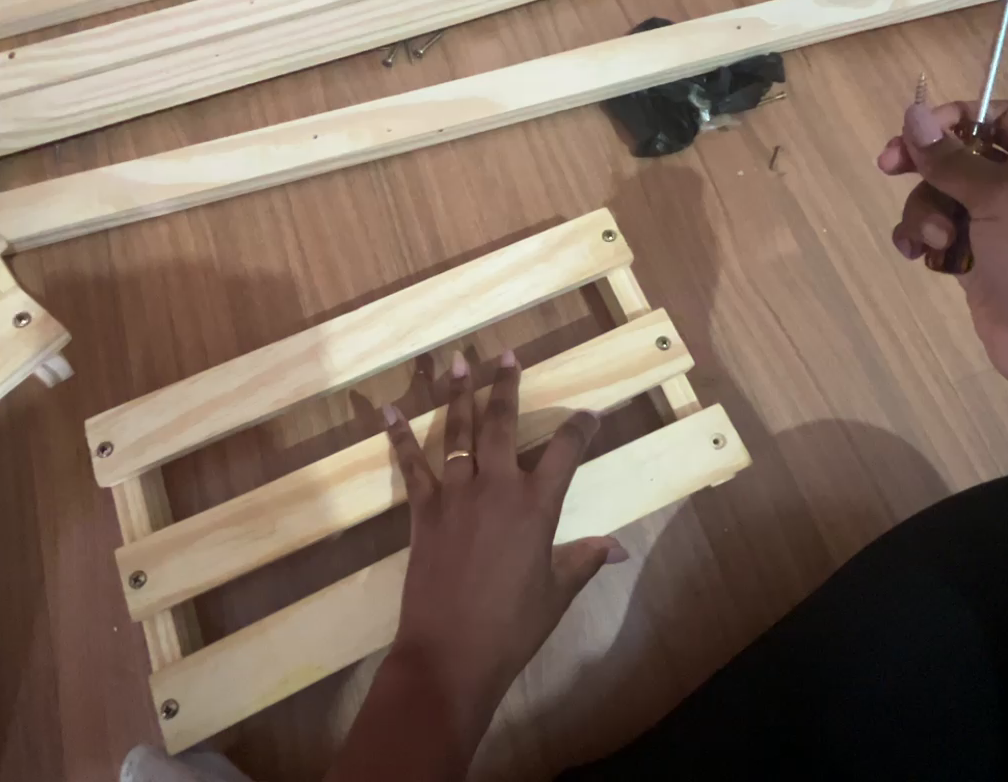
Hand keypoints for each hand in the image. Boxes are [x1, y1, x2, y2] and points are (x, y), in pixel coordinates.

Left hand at [381, 351, 625, 742]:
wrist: (451, 654)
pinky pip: (411, 464)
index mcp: (537, 505)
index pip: (567, 451)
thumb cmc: (512, 627)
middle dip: (506, 385)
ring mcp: (456, 493)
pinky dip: (400, 435)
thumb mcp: (557, 592)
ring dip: (458, 395)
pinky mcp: (423, 508)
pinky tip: (389, 410)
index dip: (581, 427)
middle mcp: (497, 486)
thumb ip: (584, 560)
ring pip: (458, 432)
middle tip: (506, 353)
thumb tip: (617, 548)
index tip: (591, 412)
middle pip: (503, 423)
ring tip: (459, 362)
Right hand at [876, 99, 1007, 402]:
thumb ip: (952, 159)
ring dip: (924, 213)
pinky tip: (917, 256)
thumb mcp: (1004, 198)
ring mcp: (1002, 228)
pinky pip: (938, 236)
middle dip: (925, 167)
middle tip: (888, 168)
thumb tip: (912, 112)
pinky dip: (922, 241)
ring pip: (941, 199)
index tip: (914, 132)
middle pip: (960, 158)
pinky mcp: (979, 263)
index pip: (999, 117)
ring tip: (932, 241)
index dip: (955, 119)